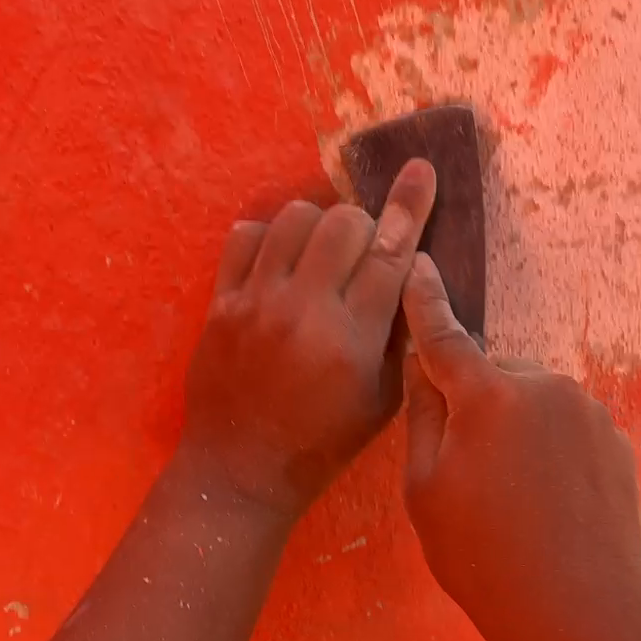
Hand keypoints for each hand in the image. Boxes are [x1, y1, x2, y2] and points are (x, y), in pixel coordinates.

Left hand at [180, 159, 437, 515]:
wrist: (241, 471)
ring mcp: (256, 304)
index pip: (390, 254)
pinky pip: (243, 236)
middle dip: (362, 225)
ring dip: (316, 226)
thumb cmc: (322, 444)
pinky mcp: (220, 304)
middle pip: (342, 223)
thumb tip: (407, 274)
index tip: (420, 169)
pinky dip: (267, 237)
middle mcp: (304, 311)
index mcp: (352, 341)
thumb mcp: (381, 402)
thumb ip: (398, 336)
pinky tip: (276, 263)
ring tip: (317, 256)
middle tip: (359, 252)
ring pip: (292, 218)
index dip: (409, 206)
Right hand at [398, 255, 640, 617]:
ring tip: (515, 495)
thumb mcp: (426, 491)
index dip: (425, 300)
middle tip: (470, 471)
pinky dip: (549, 446)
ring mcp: (587, 410)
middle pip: (490, 375)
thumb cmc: (483, 556)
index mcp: (488, 396)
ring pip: (530, 400)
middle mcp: (543, 385)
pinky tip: (550, 500)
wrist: (581, 610)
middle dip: (474, 403)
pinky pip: (565, 425)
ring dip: (514, 426)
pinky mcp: (614, 437)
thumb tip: (426, 369)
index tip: (419, 264)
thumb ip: (424, 418)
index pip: (444, 335)